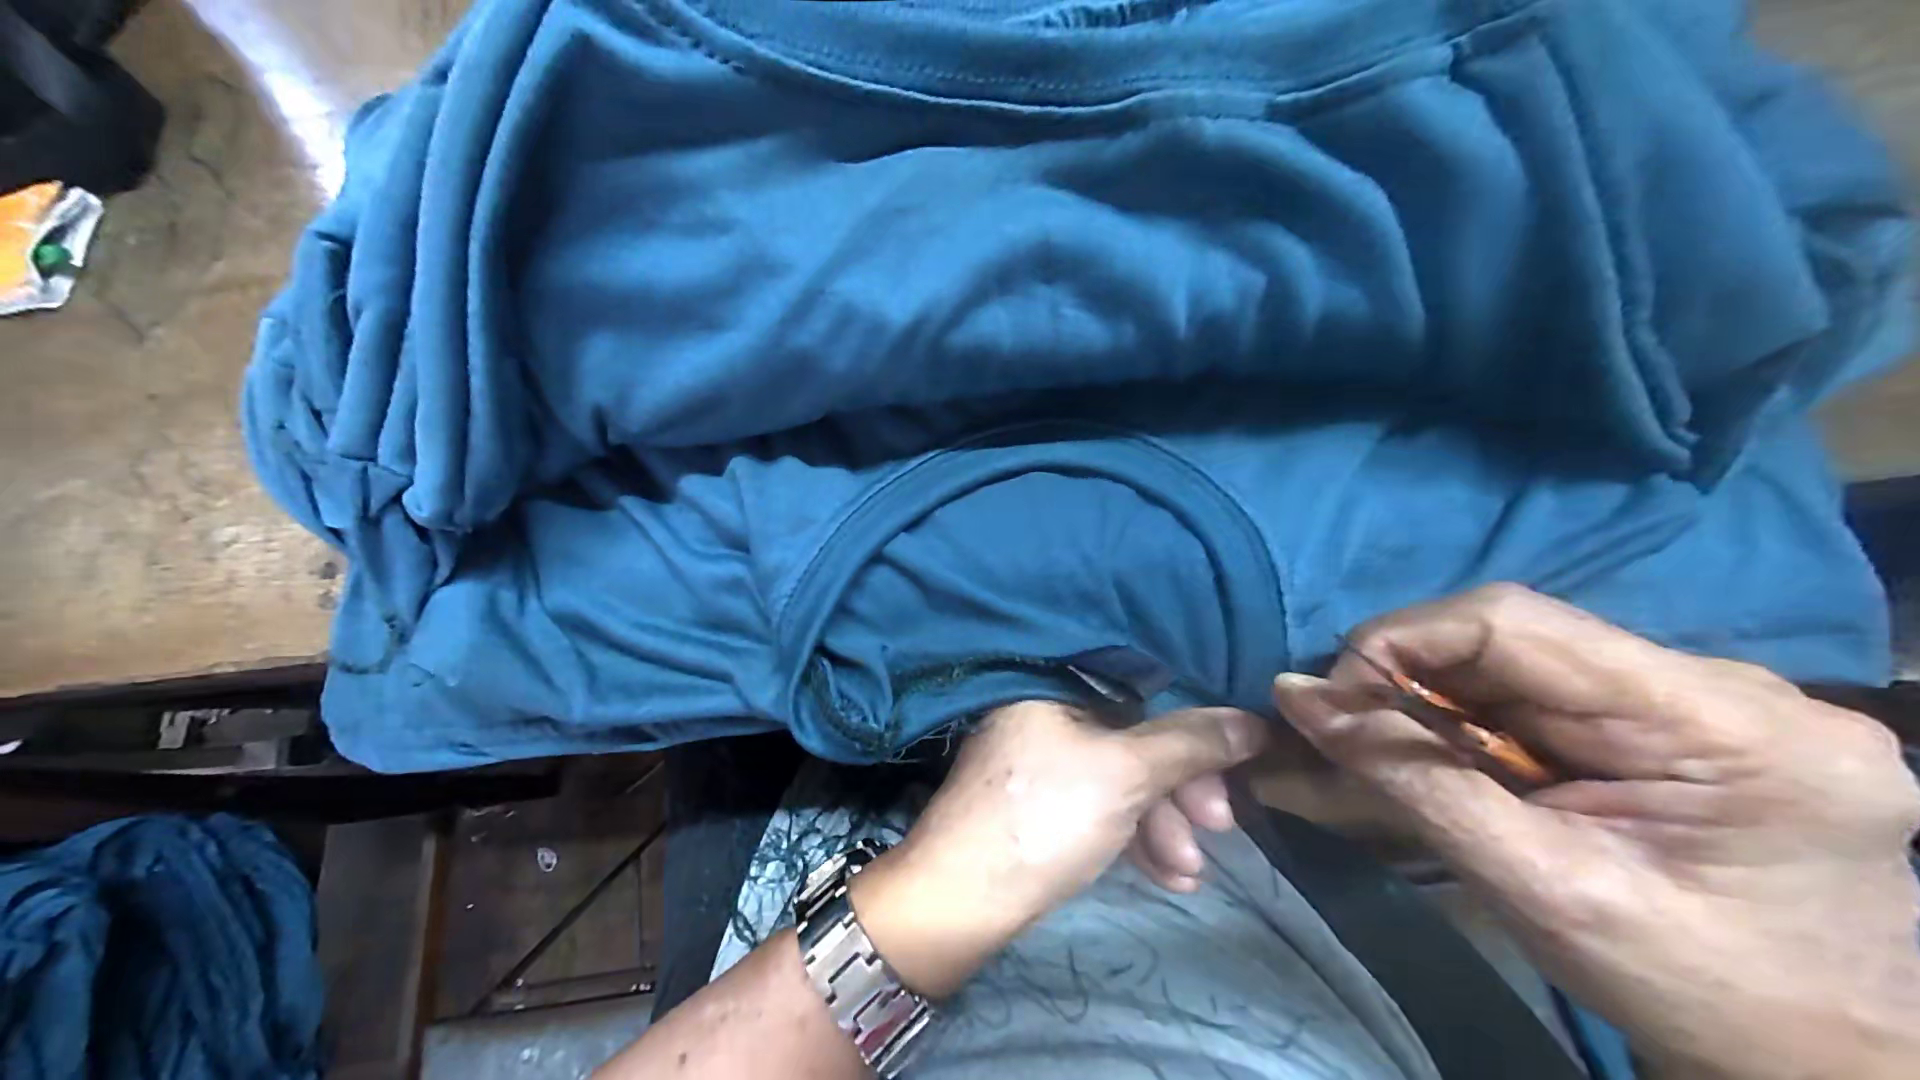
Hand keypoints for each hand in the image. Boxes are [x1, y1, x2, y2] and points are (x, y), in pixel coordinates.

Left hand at [848, 700, 1267, 997]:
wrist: (961, 900)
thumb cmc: (1045, 817)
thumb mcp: (1125, 772)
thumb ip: (1189, 743)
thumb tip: (1254, 720)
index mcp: (1051, 690)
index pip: (1140, 700)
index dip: (1192, 737)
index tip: (1232, 777)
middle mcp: (1041, 718)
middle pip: (1131, 744)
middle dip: (1179, 790)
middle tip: (1220, 829)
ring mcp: (1035, 766)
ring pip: (1116, 783)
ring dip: (1162, 825)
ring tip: (1189, 874)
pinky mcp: (1035, 810)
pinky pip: (1095, 810)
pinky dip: (1131, 838)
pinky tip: (1165, 877)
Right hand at [1272, 584, 1919, 1079]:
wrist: (1818, 1061)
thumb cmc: (1689, 989)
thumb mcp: (1534, 886)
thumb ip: (1410, 780)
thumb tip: (1294, 692)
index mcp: (1725, 724)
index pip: (1512, 621)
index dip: (1398, 642)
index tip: (1333, 702)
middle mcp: (1721, 684)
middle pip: (1506, 636)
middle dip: (1407, 679)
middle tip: (1352, 736)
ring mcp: (1698, 695)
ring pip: (1508, 658)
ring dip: (1432, 702)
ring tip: (1396, 756)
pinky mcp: (1670, 714)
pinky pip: (1531, 686)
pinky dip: (1468, 719)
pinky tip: (1455, 760)